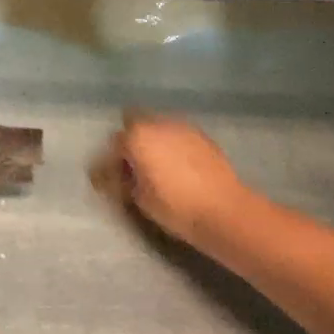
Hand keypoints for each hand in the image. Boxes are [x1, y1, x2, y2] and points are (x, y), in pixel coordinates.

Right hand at [89, 111, 250, 241]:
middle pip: (133, 125)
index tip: (108, 179)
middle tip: (132, 167)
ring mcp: (181, 126)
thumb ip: (124, 182)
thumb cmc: (176, 207)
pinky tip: (177, 165)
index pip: (112, 145)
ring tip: (156, 166)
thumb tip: (118, 177)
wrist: (225, 210)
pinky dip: (171, 145)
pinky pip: (177, 135)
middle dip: (129, 142)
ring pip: (157, 127)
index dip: (108, 163)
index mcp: (136, 138)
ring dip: (152, 141)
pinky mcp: (201, 135)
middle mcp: (156, 123)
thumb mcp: (140, 200)